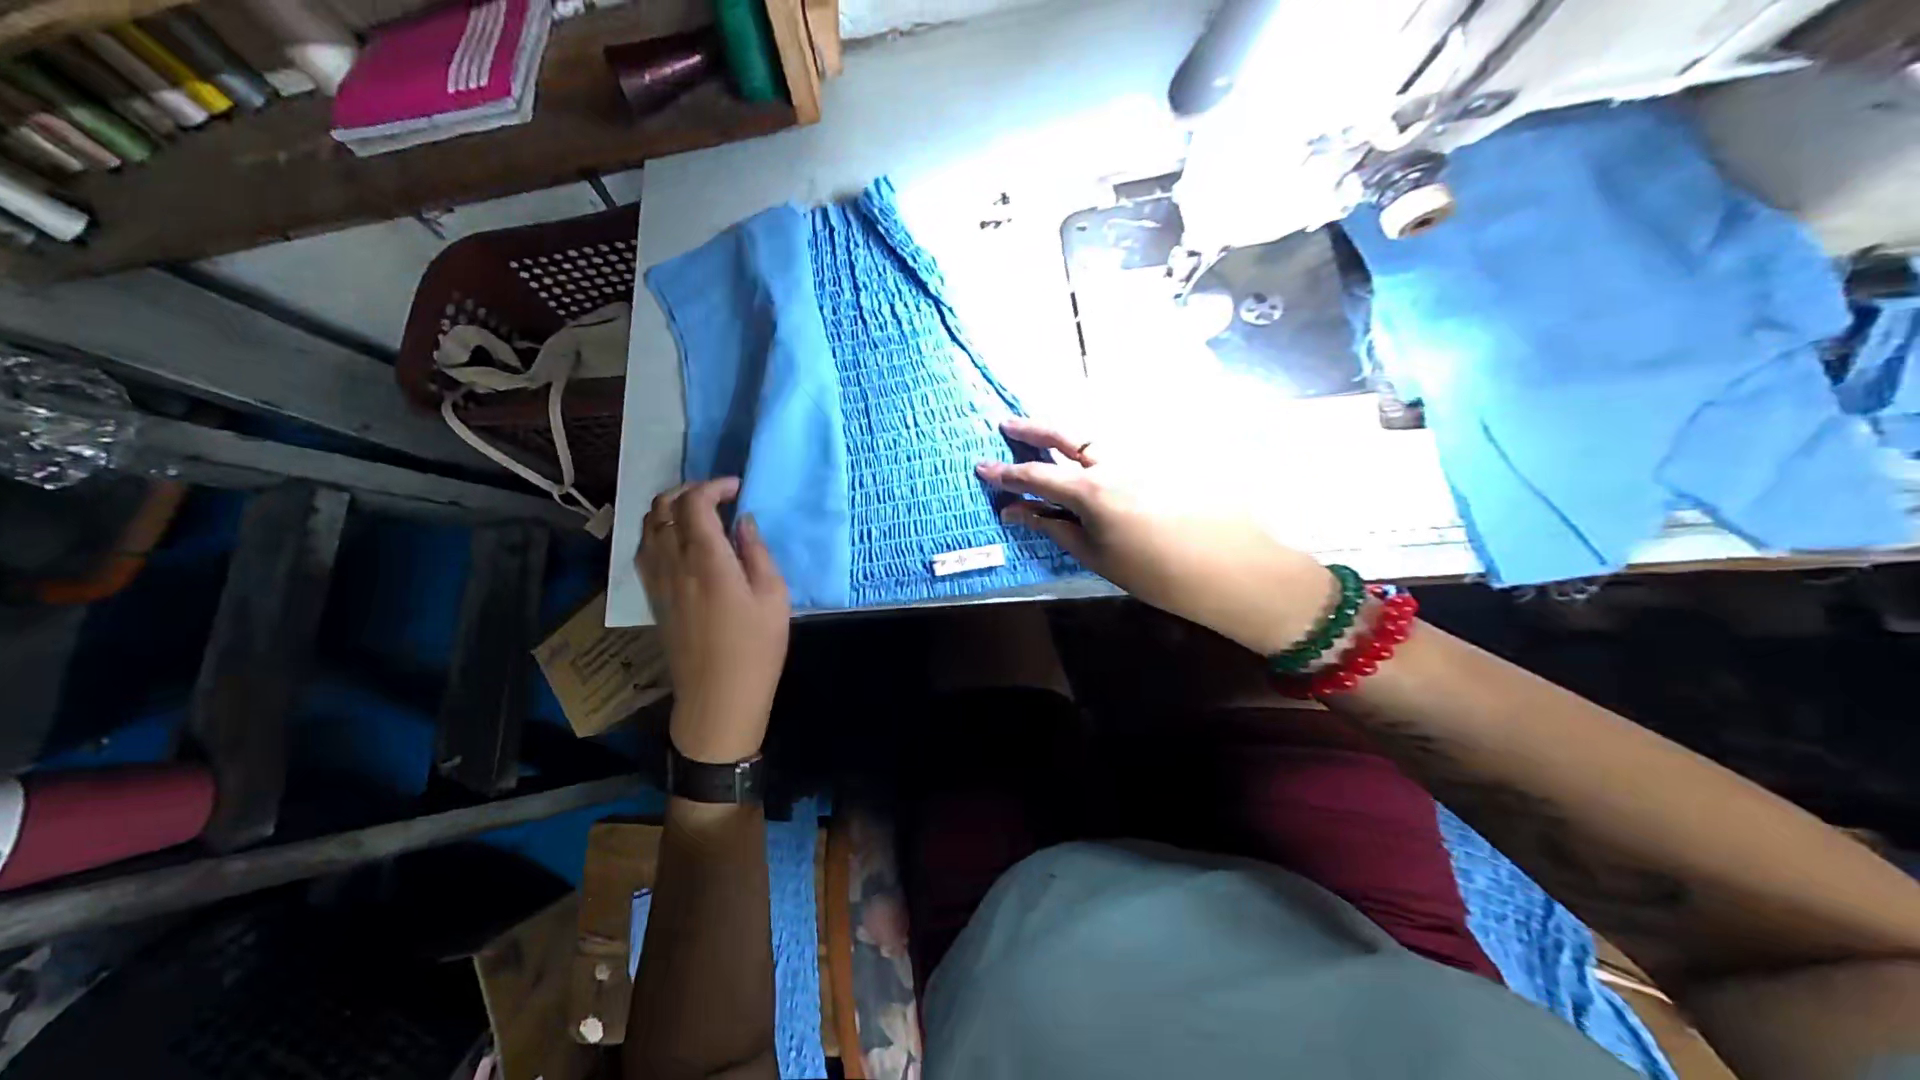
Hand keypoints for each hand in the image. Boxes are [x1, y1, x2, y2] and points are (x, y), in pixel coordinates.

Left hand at [639, 478, 790, 763]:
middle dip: (689, 491)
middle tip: (718, 498)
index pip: (695, 502)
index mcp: (706, 559)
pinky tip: (680, 542)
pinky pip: (644, 549)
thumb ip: (757, 552)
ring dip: (670, 508)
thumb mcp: (774, 597)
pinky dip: (658, 531)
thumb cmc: (756, 647)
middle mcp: (673, 562)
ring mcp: (657, 580)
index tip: (737, 489)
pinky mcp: (652, 596)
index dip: (714, 486)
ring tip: (699, 515)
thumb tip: (743, 523)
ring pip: (648, 525)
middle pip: (663, 506)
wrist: (718, 697)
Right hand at [976, 418, 1334, 655]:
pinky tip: (1093, 456)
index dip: (1005, 474)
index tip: (982, 467)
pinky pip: (1120, 446)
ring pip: (1093, 436)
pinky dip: (1097, 447)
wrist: (1226, 568)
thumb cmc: (1152, 572)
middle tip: (1007, 424)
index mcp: (1089, 490)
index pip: (1036, 475)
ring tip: (1046, 437)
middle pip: (1063, 436)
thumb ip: (1052, 527)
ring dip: (1065, 434)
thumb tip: (1015, 511)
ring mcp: (1139, 457)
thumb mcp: (1094, 555)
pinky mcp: (1161, 459)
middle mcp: (1111, 463)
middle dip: (1031, 429)